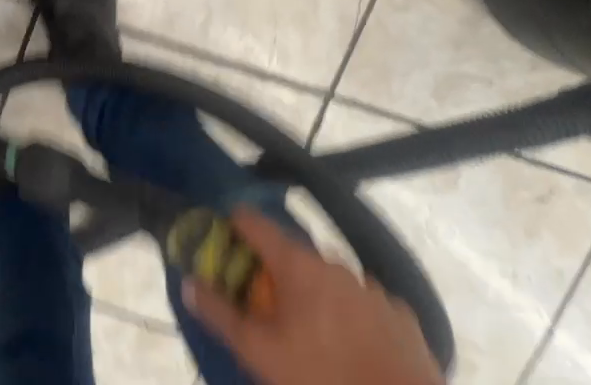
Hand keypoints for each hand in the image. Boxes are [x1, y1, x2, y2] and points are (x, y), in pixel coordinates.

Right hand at [183, 209, 444, 384]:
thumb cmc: (321, 376)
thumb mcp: (257, 351)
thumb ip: (219, 313)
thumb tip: (188, 282)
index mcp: (297, 265)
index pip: (253, 222)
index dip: (232, 226)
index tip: (221, 242)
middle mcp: (335, 265)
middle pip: (292, 254)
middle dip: (273, 272)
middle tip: (263, 304)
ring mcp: (373, 289)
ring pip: (330, 280)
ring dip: (313, 293)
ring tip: (308, 330)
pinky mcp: (402, 316)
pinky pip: (364, 304)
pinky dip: (350, 315)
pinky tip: (349, 344)